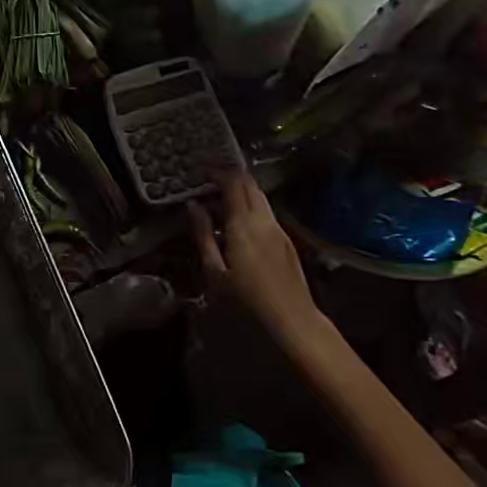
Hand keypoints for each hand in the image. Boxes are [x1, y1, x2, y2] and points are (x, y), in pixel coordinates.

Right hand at [187, 170, 317, 328]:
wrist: (292, 318)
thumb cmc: (247, 300)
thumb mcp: (215, 272)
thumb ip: (203, 235)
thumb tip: (193, 206)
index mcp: (243, 225)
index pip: (232, 182)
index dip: (216, 170)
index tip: (200, 168)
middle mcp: (263, 219)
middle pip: (249, 182)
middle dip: (228, 173)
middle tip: (208, 175)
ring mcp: (277, 227)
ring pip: (259, 194)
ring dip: (239, 187)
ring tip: (218, 194)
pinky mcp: (285, 238)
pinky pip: (264, 209)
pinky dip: (248, 202)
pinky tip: (236, 217)